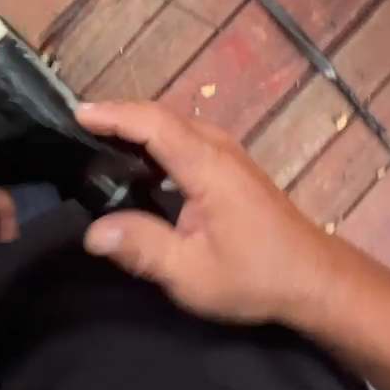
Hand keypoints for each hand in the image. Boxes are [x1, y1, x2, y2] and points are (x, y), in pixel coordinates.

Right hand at [77, 101, 343, 325]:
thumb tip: (93, 232)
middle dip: (118, 115)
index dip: (114, 115)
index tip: (76, 113)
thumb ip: (143, 247)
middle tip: (77, 126)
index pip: (153, 124)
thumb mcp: (193, 273)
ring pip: (173, 123)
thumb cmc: (254, 275)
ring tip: (97, 138)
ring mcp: (225, 151)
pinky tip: (136, 161)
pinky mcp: (228, 162)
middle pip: (160, 116)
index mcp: (207, 165)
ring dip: (135, 125)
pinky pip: (183, 136)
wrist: (312, 276)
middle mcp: (216, 146)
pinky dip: (153, 138)